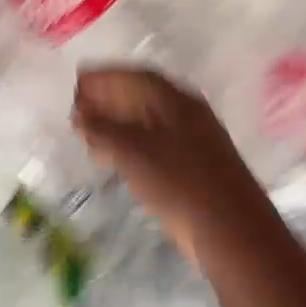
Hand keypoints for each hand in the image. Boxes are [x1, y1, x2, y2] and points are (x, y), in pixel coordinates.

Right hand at [72, 67, 272, 257]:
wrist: (231, 231)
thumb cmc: (178, 183)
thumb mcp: (131, 152)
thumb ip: (100, 129)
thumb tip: (78, 114)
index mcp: (173, 99)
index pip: (133, 75)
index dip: (102, 76)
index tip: (74, 82)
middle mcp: (186, 111)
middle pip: (141, 94)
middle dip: (107, 97)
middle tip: (75, 107)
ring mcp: (193, 138)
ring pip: (147, 119)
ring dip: (116, 120)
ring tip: (87, 131)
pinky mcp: (194, 163)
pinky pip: (154, 140)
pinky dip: (129, 140)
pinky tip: (113, 155)